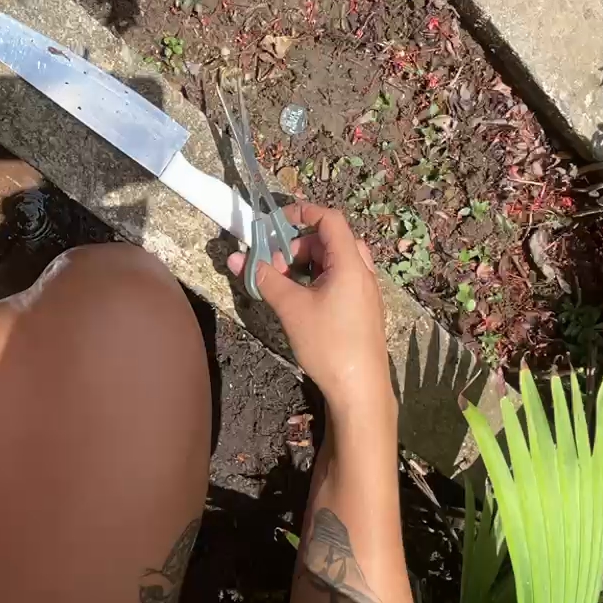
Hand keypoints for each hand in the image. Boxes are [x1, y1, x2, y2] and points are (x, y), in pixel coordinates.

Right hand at [229, 204, 392, 415]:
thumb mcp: (291, 308)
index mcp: (350, 264)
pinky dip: (318, 279)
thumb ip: (264, 278)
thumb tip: (236, 258)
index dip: (302, 212)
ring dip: (307, 263)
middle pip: (330, 239)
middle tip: (276, 265)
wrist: (360, 390)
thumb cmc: (328, 343)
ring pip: (335, 260)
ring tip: (286, 284)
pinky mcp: (363, 309)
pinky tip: (302, 301)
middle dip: (299, 244)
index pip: (329, 219)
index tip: (275, 222)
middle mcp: (362, 272)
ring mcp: (365, 291)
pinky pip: (341, 279)